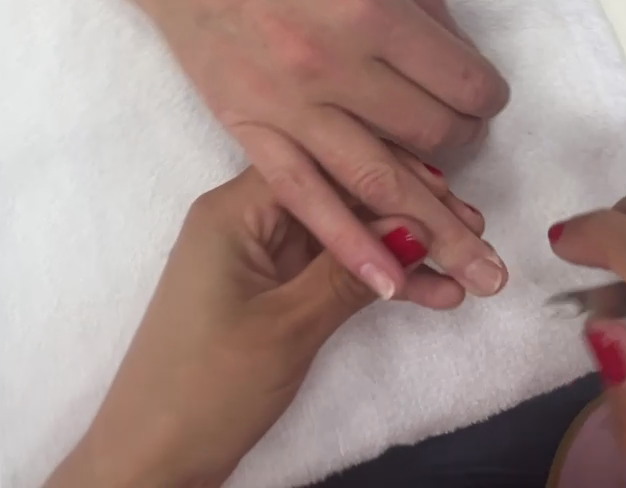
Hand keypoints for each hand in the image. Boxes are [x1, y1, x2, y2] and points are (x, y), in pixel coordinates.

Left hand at [47, 169, 455, 487]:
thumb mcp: (285, 328)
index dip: (389, 176)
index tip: (453, 195)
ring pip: (342, 236)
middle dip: (405, 214)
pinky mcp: (270, 288)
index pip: (322, 167)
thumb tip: (416, 224)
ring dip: (401, 252)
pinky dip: (375, 283)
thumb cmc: (208, 384)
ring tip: (471, 265)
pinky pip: (331, 270)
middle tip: (475, 228)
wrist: (151, 458)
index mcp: (236, 206)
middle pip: (337, 197)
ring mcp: (259, 253)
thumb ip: (350, 273)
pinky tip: (434, 294)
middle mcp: (246, 216)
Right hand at [111, 0, 509, 302]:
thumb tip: (460, 59)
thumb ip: (418, 2)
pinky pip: (305, 198)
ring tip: (482, 275)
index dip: (488, 95)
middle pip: (431, 132)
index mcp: (370, 8)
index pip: (462, 79)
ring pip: (379, 181)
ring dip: (438, 230)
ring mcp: (288, 105)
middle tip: (464, 139)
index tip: (483, 96)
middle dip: (465, 144)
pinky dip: (350, 245)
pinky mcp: (249, 130)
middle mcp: (335, 63)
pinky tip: (391, 285)